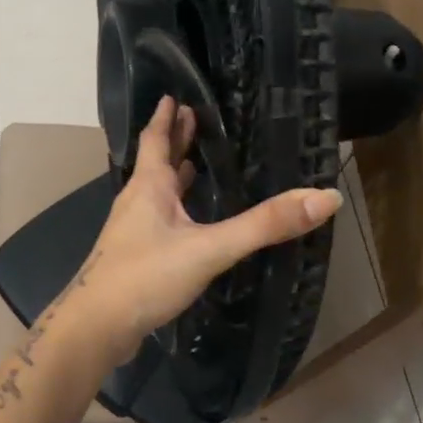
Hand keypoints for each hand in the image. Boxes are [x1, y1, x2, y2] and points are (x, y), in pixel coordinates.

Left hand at [58, 96, 343, 365]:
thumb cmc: (146, 276)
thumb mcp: (210, 248)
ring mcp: (132, 232)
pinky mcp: (134, 258)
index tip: (174, 95)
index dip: (166, 118)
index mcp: (149, 188)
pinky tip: (187, 222)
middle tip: (194, 119)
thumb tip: (325, 197)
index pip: (155, 140)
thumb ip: (264, 225)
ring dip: (173, 175)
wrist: (97, 326)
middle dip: (174, 141)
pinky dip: (173, 209)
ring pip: (155, 193)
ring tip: (193, 163)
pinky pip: (157, 220)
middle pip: (156, 163)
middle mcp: (137, 203)